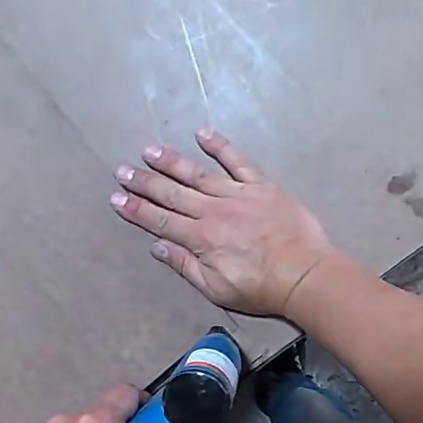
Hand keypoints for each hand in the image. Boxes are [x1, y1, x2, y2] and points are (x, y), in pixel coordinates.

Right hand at [110, 129, 340, 317]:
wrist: (306, 275)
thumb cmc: (260, 288)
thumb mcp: (216, 288)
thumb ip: (185, 265)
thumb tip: (157, 246)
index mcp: (201, 238)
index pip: (160, 220)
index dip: (136, 209)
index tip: (116, 197)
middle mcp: (214, 211)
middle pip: (172, 194)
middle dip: (144, 182)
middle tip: (122, 169)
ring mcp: (238, 195)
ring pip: (198, 174)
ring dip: (171, 162)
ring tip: (149, 151)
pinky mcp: (262, 186)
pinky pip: (238, 161)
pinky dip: (221, 146)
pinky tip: (202, 134)